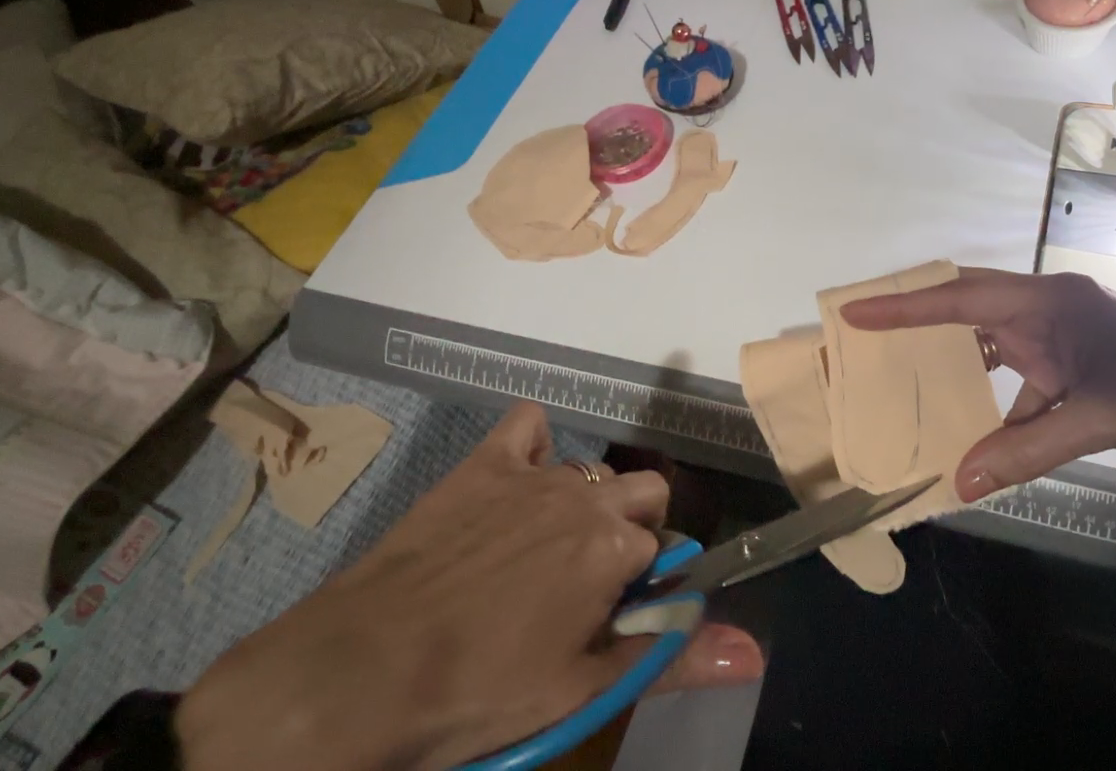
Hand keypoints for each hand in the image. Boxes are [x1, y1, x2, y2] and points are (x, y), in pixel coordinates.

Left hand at [176, 402, 763, 770]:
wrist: (359, 672)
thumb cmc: (477, 690)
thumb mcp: (581, 687)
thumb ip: (671, 657)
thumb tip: (756, 652)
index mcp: (617, 549)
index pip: (667, 551)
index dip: (649, 585)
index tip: (621, 614)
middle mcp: (588, 498)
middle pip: (646, 493)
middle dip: (634, 529)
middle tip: (590, 584)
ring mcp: (535, 475)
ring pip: (593, 471)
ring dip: (586, 503)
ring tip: (545, 553)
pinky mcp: (484, 465)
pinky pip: (528, 425)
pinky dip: (534, 445)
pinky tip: (520, 478)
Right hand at [841, 269, 1115, 500]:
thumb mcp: (1094, 422)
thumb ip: (1025, 451)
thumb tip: (961, 483)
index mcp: (1049, 302)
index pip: (962, 297)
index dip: (906, 306)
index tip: (855, 312)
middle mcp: (1048, 307)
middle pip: (969, 301)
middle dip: (920, 314)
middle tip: (869, 330)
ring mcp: (1060, 331)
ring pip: (991, 335)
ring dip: (955, 354)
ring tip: (909, 372)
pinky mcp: (1071, 357)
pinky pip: (1018, 370)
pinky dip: (994, 395)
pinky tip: (978, 426)